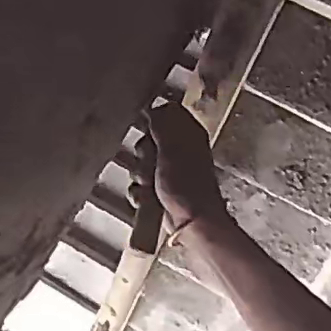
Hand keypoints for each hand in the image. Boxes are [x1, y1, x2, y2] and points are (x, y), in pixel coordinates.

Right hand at [143, 102, 227, 228]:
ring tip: (150, 184)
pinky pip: (140, 184)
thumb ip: (163, 125)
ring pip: (141, 163)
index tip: (148, 129)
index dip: (154, 119)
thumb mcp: (172, 148)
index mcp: (189, 135)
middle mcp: (180, 151)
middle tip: (150, 161)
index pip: (168, 113)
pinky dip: (140, 192)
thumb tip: (154, 108)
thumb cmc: (186, 184)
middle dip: (143, 153)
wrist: (190, 222)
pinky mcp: (161, 191)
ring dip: (140, 175)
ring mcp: (170, 172)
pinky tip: (147, 197)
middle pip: (148, 139)